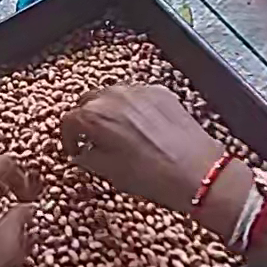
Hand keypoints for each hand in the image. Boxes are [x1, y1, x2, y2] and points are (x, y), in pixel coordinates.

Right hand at [58, 85, 221, 213]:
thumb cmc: (153, 175)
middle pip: (88, 102)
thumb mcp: (110, 172)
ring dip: (109, 110)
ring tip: (119, 132)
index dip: (68, 138)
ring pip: (112, 95)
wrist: (198, 172)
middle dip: (87, 120)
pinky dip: (133, 107)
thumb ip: (88, 158)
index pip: (69, 120)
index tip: (74, 148)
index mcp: (94, 116)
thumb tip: (82, 154)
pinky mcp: (159, 91)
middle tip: (93, 139)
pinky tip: (142, 128)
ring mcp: (137, 91)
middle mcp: (112, 96)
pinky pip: (137, 95)